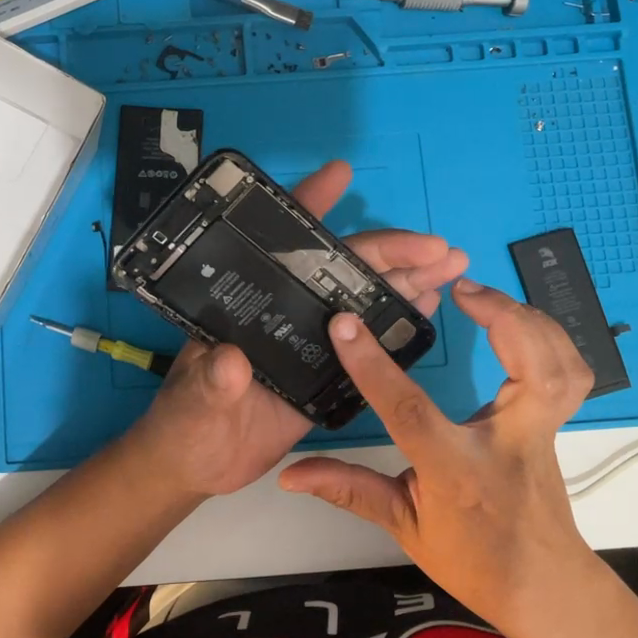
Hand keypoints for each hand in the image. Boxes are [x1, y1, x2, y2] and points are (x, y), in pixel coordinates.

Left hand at [126, 160, 468, 497]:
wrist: (198, 464)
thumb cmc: (185, 423)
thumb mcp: (195, 399)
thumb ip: (211, 382)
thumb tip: (231, 364)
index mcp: (251, 303)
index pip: (279, 244)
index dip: (308, 205)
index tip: (339, 173)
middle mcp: (284, 311)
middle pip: (340, 269)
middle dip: (389, 249)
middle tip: (439, 246)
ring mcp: (309, 341)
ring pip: (363, 299)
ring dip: (406, 278)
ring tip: (451, 265)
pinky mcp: (326, 374)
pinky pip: (368, 342)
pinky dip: (398, 322)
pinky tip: (428, 305)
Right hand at [277, 279, 597, 629]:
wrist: (545, 588)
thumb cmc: (472, 560)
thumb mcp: (404, 526)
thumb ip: (349, 489)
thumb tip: (290, 474)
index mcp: (459, 470)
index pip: (410, 410)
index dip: (374, 366)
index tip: (345, 326)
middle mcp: (510, 444)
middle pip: (532, 370)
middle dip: (503, 317)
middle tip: (460, 287)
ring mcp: (543, 432)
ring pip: (563, 365)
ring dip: (529, 318)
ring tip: (484, 295)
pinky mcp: (558, 424)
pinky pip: (571, 371)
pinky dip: (551, 336)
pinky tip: (518, 321)